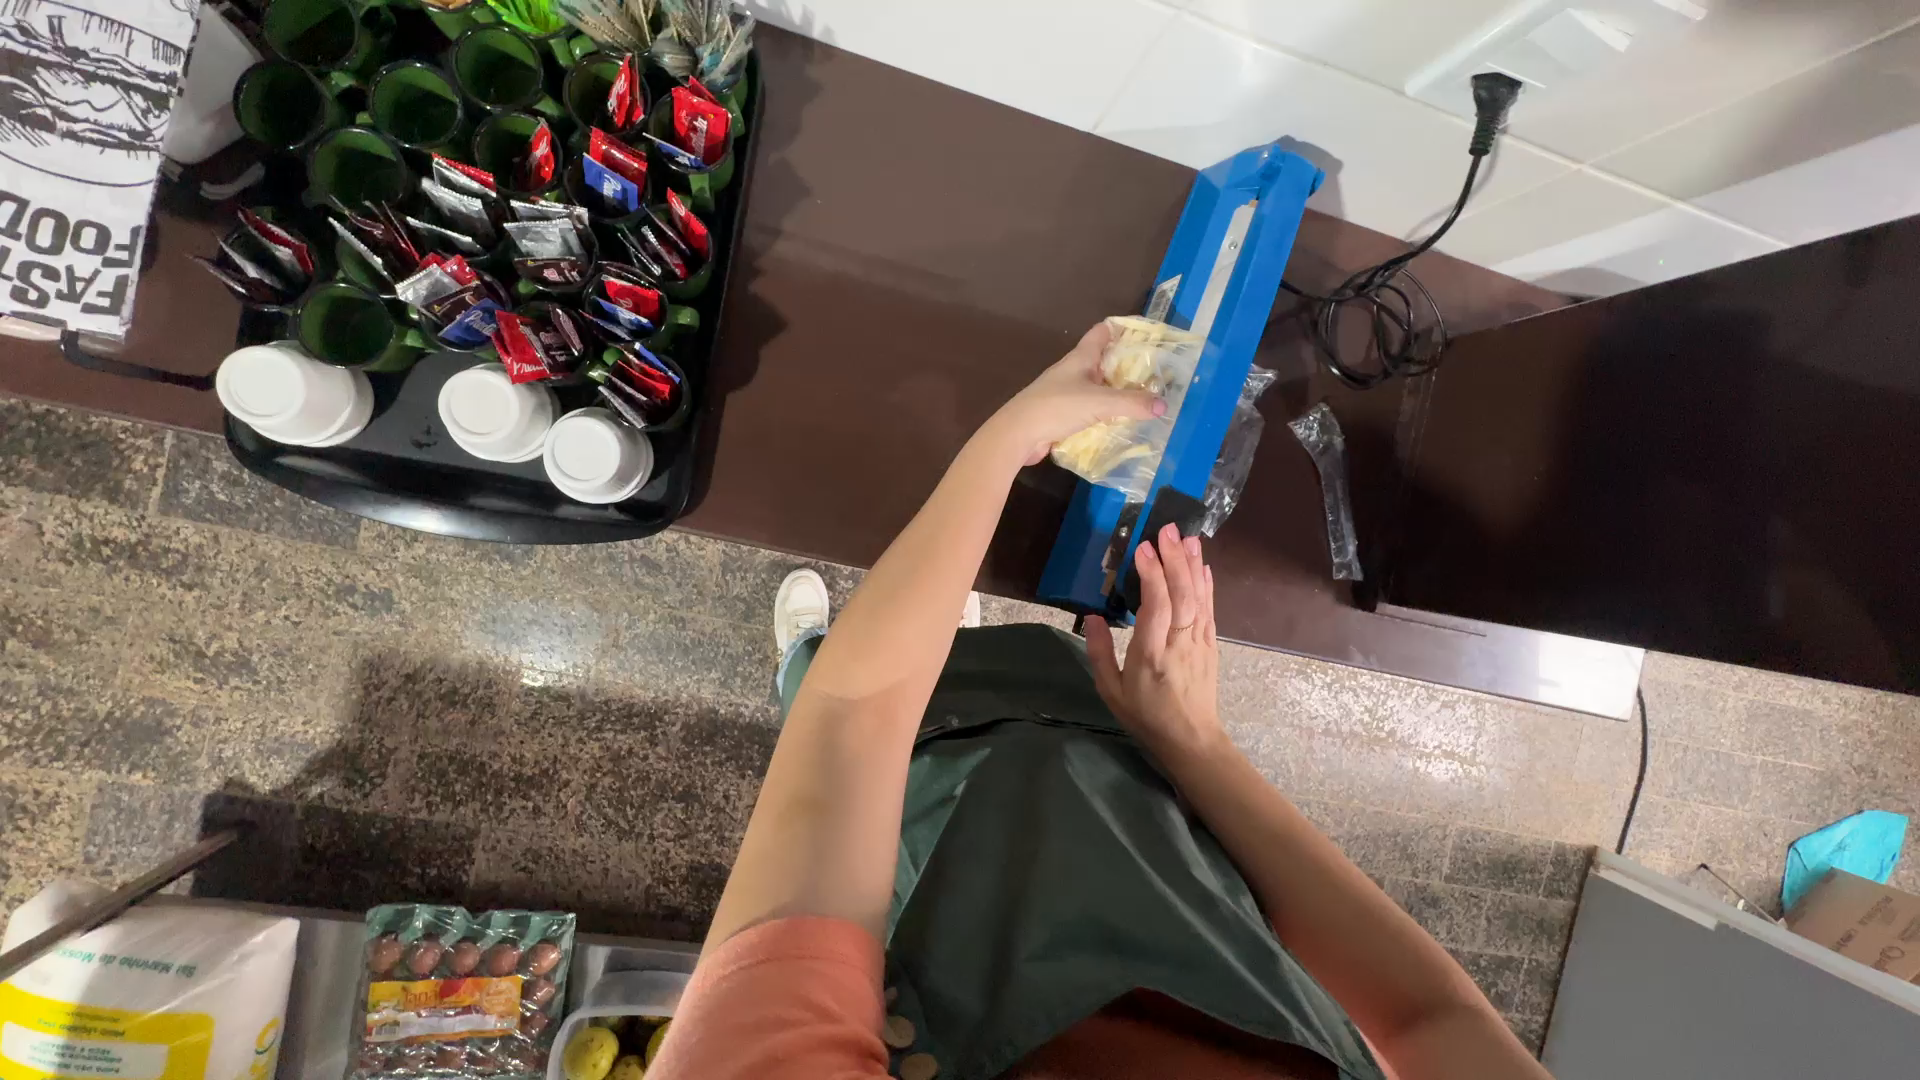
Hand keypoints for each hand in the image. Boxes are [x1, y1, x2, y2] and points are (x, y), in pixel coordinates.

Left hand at [984, 322, 1165, 465]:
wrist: (1017, 435)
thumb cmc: (1056, 407)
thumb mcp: (1099, 402)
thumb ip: (1132, 403)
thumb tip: (1163, 405)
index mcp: (1080, 358)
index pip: (1103, 331)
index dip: (1124, 328)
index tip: (1149, 334)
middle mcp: (1073, 372)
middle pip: (1104, 361)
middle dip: (1128, 365)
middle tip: (1156, 372)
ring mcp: (1066, 394)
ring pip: (1097, 388)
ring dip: (1117, 392)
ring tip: (1144, 399)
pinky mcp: (1062, 416)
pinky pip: (1090, 411)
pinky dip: (1105, 414)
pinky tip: (1121, 423)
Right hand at [1086, 523, 1225, 761]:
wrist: (1191, 740)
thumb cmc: (1145, 716)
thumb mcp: (1111, 690)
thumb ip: (1100, 652)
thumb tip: (1093, 616)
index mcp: (1152, 655)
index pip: (1155, 606)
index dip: (1151, 575)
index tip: (1143, 548)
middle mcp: (1179, 643)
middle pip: (1181, 594)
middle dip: (1175, 559)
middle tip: (1168, 529)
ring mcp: (1199, 643)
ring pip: (1198, 597)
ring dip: (1193, 565)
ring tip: (1188, 538)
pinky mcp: (1211, 645)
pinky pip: (1209, 609)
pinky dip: (1207, 585)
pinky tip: (1203, 566)